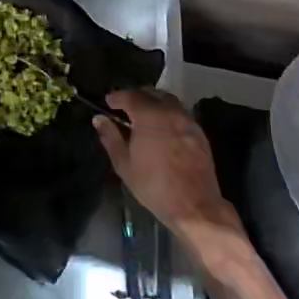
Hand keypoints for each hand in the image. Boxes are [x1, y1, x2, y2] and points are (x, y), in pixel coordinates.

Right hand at [94, 89, 240, 240]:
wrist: (194, 205)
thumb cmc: (153, 185)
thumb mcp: (124, 164)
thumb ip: (110, 137)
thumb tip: (99, 119)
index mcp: (149, 116)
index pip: (130, 96)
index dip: (117, 97)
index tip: (109, 102)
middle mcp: (170, 112)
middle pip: (152, 93)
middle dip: (137, 95)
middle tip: (125, 106)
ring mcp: (188, 121)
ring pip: (169, 101)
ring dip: (154, 102)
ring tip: (144, 115)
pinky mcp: (199, 133)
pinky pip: (181, 114)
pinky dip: (169, 113)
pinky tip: (163, 128)